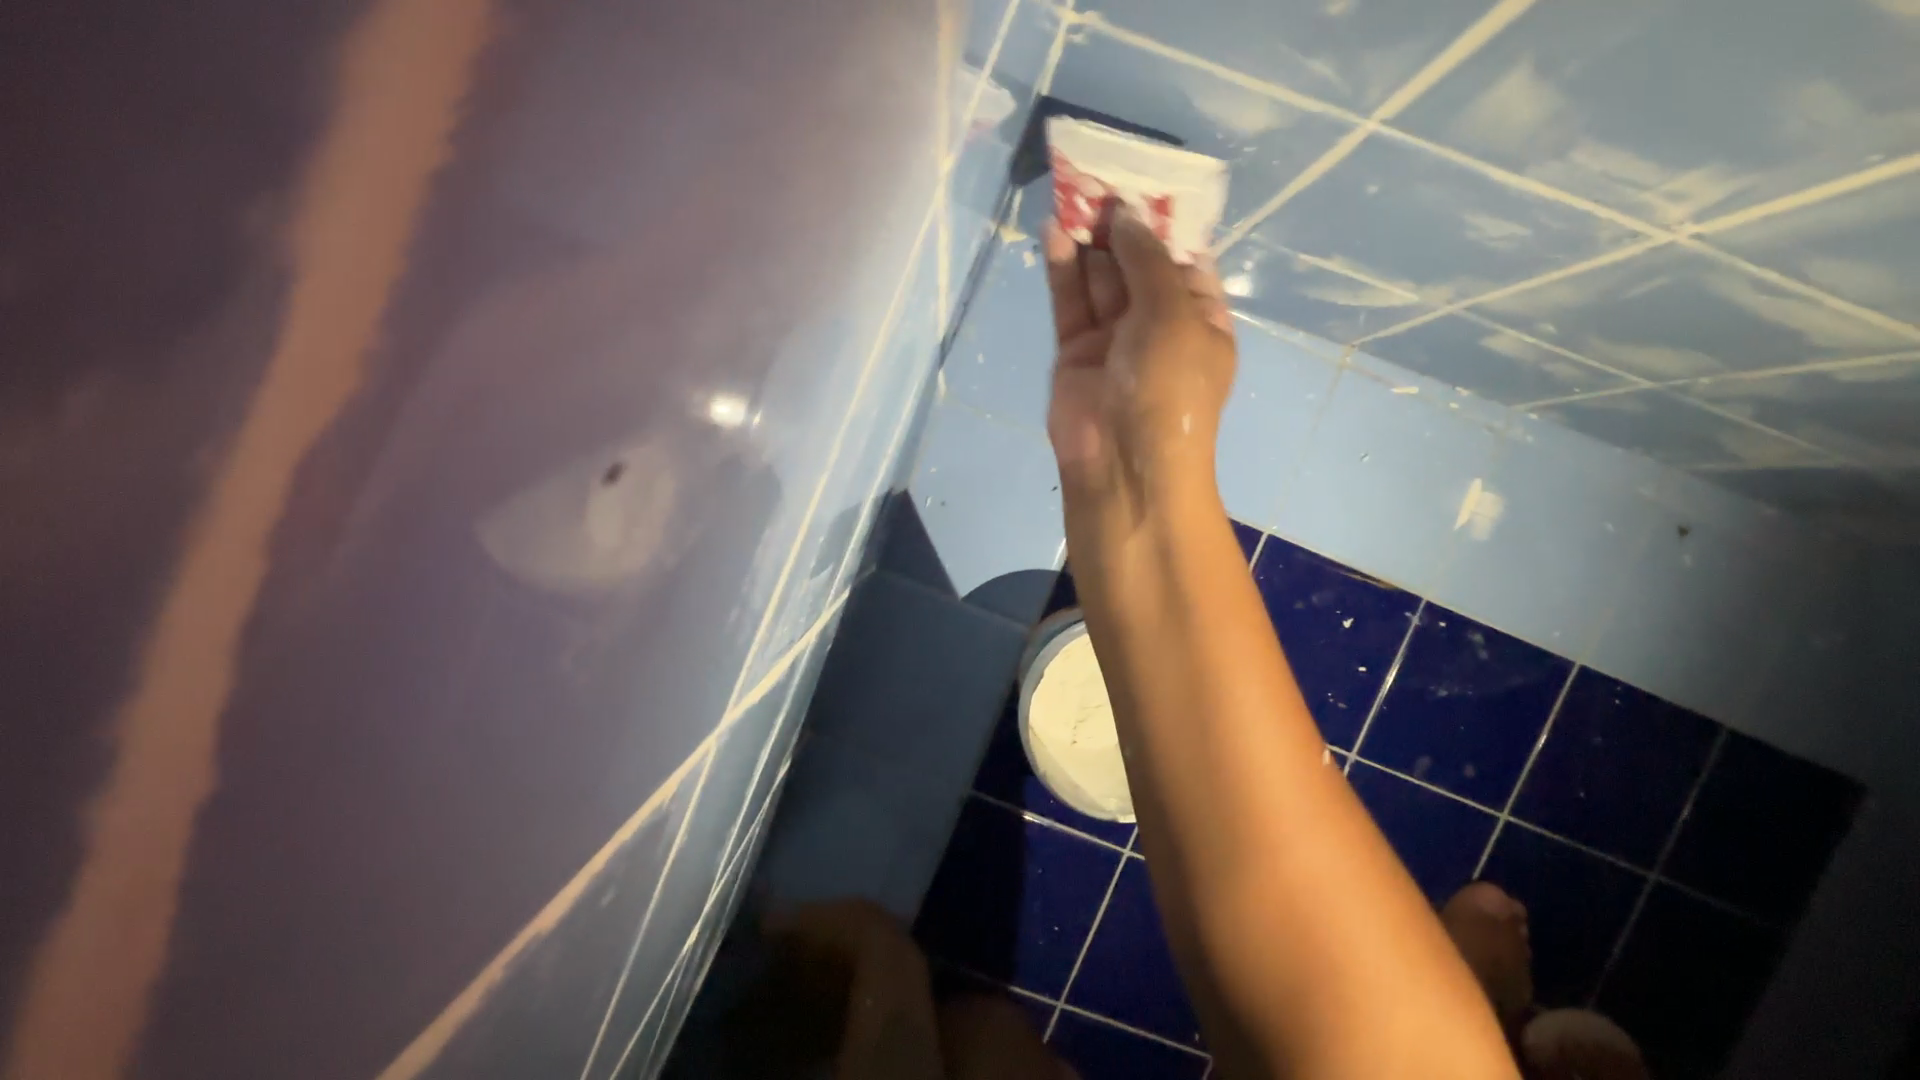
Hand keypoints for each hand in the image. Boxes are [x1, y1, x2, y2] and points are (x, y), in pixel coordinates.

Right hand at [1043, 209, 1235, 527]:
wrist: (1123, 462)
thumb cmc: (1169, 386)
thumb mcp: (1174, 315)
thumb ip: (1147, 260)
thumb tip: (1125, 213)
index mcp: (1201, 319)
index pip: (1186, 259)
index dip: (1166, 221)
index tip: (1144, 179)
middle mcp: (1159, 325)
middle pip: (1138, 262)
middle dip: (1121, 223)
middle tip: (1098, 174)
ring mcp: (1115, 338)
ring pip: (1100, 277)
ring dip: (1089, 238)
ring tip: (1072, 189)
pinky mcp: (1076, 350)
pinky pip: (1070, 301)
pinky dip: (1063, 267)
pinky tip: (1054, 230)